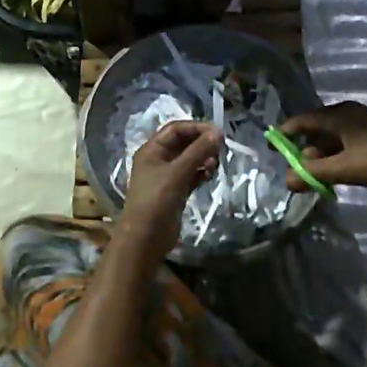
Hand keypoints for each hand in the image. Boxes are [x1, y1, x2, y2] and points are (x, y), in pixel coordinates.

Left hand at [116, 121, 221, 261]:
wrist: (145, 238)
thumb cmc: (156, 200)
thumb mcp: (177, 172)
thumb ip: (197, 151)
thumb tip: (218, 132)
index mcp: (152, 150)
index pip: (176, 129)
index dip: (196, 128)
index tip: (218, 133)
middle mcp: (158, 160)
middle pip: (183, 143)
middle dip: (201, 143)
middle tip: (220, 149)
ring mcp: (167, 176)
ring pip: (189, 159)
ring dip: (203, 158)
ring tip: (215, 164)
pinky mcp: (176, 191)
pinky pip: (192, 175)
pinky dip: (201, 172)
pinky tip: (210, 175)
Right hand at [280, 85, 366, 202]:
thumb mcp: (345, 169)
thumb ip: (314, 173)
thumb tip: (286, 179)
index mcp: (338, 116)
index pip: (302, 121)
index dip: (285, 133)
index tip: (272, 146)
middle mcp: (350, 113)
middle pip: (317, 127)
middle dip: (303, 146)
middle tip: (293, 168)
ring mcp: (366, 122)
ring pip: (334, 135)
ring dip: (322, 153)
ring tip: (314, 174)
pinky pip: (348, 140)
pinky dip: (337, 153)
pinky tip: (340, 170)